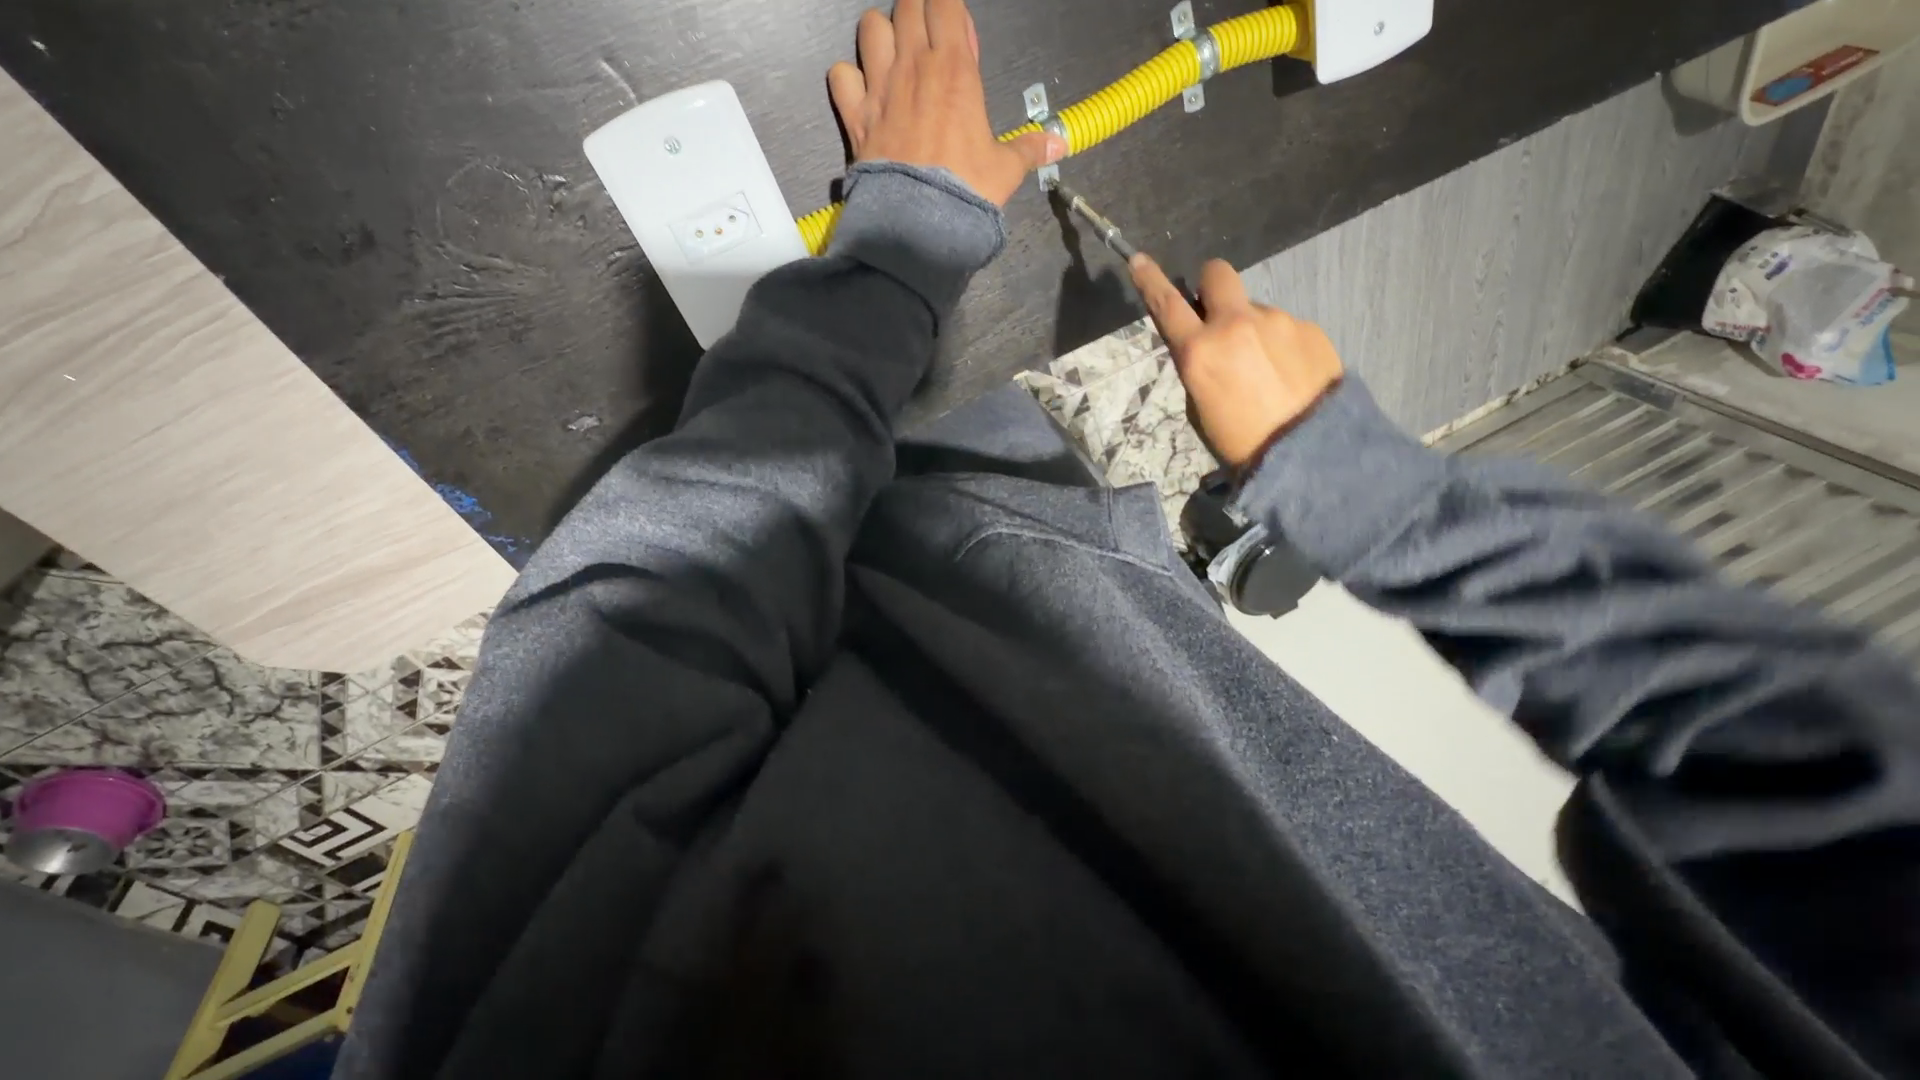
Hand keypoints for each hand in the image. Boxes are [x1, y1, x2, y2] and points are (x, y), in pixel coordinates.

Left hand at [827, 0, 1065, 206]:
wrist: (920, 222)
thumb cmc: (967, 190)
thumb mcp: (1006, 169)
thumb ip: (1030, 149)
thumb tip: (1060, 145)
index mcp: (955, 68)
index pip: (946, 2)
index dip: (950, 6)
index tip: (958, 29)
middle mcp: (914, 66)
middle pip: (908, 4)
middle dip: (919, 9)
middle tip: (930, 34)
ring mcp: (880, 87)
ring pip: (871, 27)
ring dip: (882, 33)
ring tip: (894, 55)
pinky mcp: (856, 114)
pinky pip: (840, 74)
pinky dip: (849, 77)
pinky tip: (863, 91)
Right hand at [1131, 255, 1343, 468]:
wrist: (1309, 451)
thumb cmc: (1241, 442)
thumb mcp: (1200, 409)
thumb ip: (1199, 366)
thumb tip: (1208, 345)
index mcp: (1200, 351)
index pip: (1167, 304)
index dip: (1150, 280)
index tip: (1140, 260)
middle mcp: (1236, 325)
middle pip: (1218, 274)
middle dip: (1211, 286)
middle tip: (1217, 314)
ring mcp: (1277, 321)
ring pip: (1254, 310)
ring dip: (1252, 329)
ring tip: (1266, 370)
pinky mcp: (1309, 328)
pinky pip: (1284, 327)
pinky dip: (1280, 345)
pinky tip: (1290, 374)